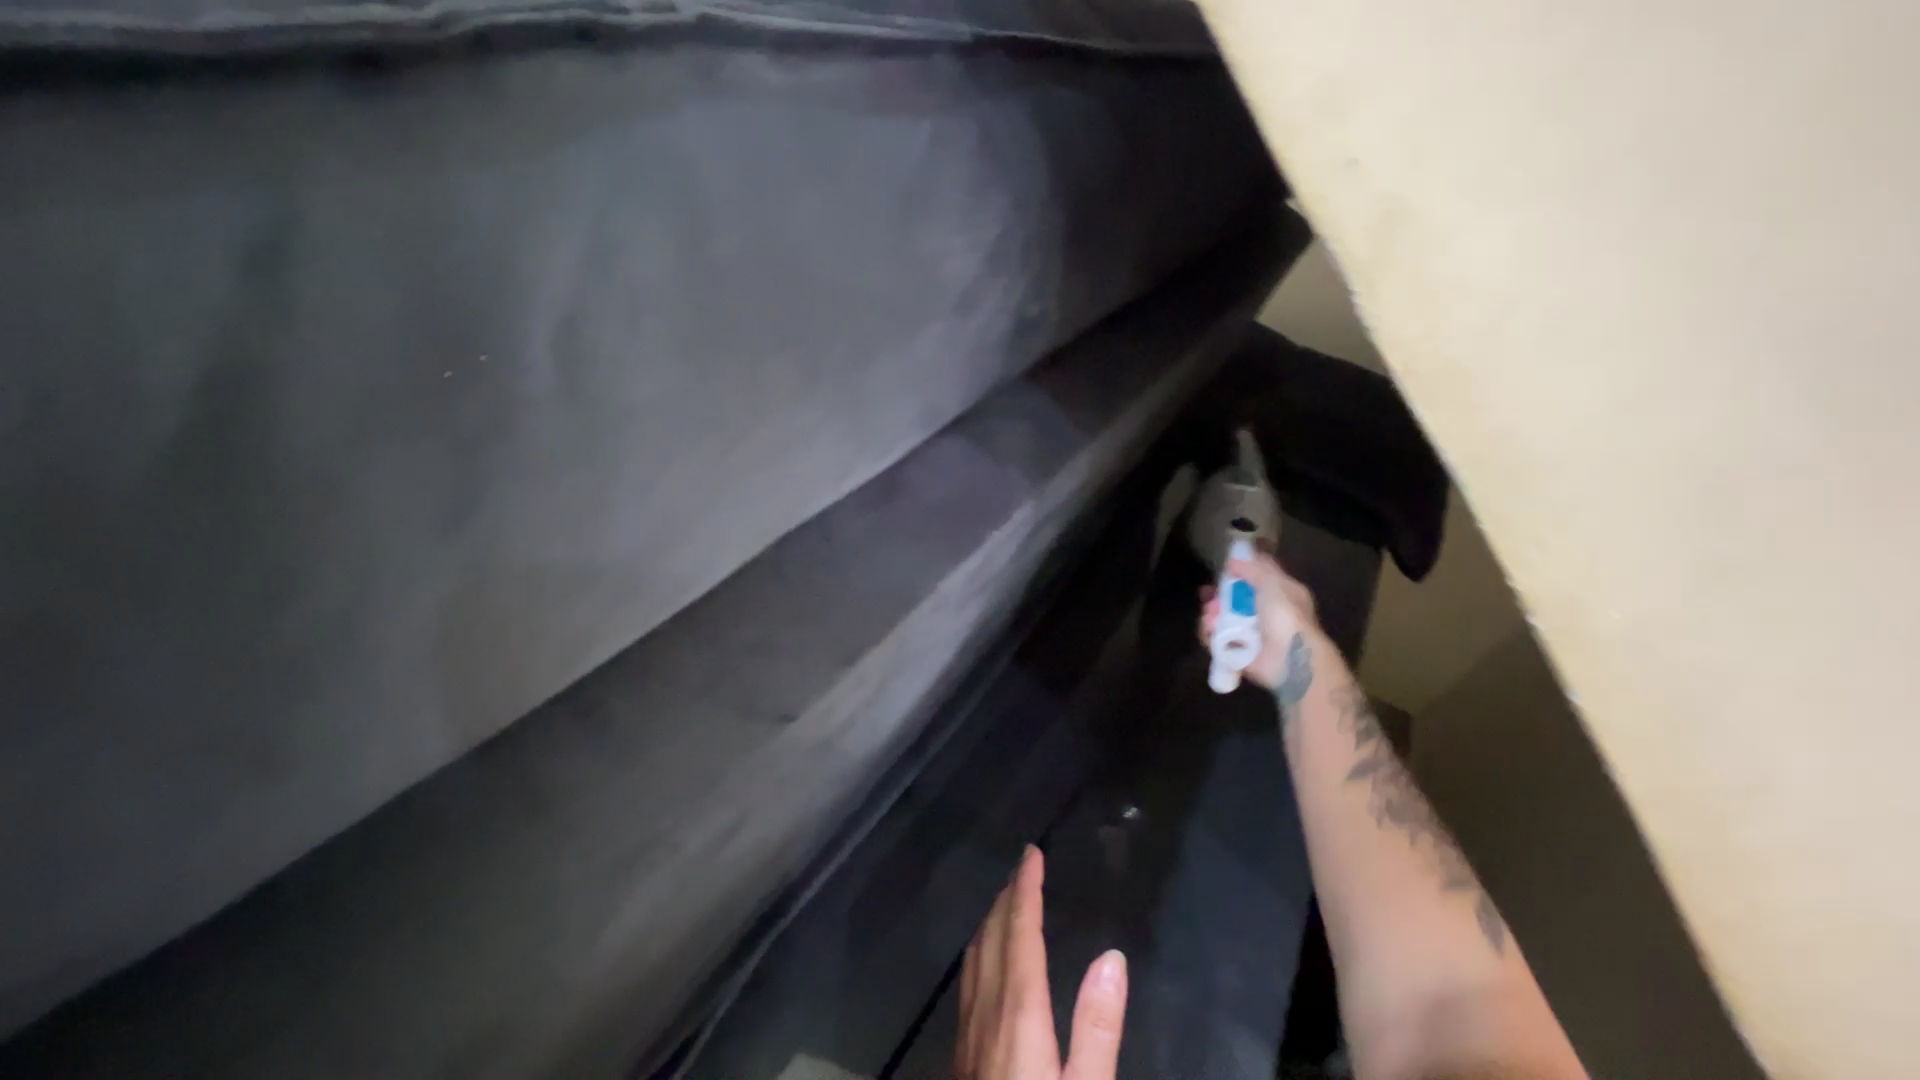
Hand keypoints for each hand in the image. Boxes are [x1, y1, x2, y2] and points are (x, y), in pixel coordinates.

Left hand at [956, 846, 1127, 1079]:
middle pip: (992, 935)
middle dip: (1008, 895)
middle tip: (1024, 865)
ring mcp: (968, 1029)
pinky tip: (988, 959)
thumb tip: (1112, 956)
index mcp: (1019, 1010)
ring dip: (992, 919)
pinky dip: (981, 949)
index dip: (1026, 889)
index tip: (1032, 853)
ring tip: (1008, 899)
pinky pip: (968, 979)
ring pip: (974, 955)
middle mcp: (986, 1009)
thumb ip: (1099, 1025)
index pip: (1020, 933)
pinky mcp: (961, 1050)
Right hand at [1198, 551, 1320, 689]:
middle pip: (1235, 600)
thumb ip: (1253, 570)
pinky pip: (1217, 641)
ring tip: (1210, 615)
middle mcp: (1266, 614)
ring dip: (1212, 614)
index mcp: (1281, 595)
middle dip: (1218, 596)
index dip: (1240, 572)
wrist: (1290, 658)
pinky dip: (1210, 634)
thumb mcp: (1273, 583)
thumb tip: (1233, 561)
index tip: (1224, 569)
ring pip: (1223, 619)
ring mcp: (1251, 634)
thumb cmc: (1286, 616)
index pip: (1258, 579)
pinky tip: (1209, 629)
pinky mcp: (1238, 653)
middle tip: (1208, 595)